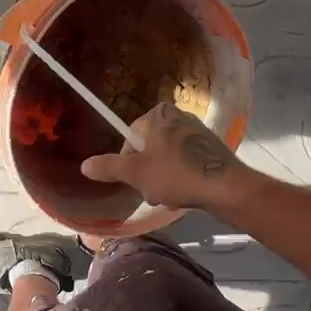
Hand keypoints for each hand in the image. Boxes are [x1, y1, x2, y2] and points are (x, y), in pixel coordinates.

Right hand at [81, 102, 249, 210]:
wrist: (226, 188)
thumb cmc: (176, 175)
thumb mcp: (135, 173)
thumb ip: (108, 167)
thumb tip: (84, 165)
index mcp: (158, 114)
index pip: (129, 137)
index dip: (127, 162)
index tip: (134, 180)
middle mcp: (178, 116)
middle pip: (148, 149)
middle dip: (146, 173)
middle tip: (152, 191)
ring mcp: (197, 132)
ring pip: (166, 159)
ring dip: (162, 179)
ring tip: (168, 196)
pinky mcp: (211, 150)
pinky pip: (185, 164)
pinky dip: (181, 179)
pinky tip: (184, 195)